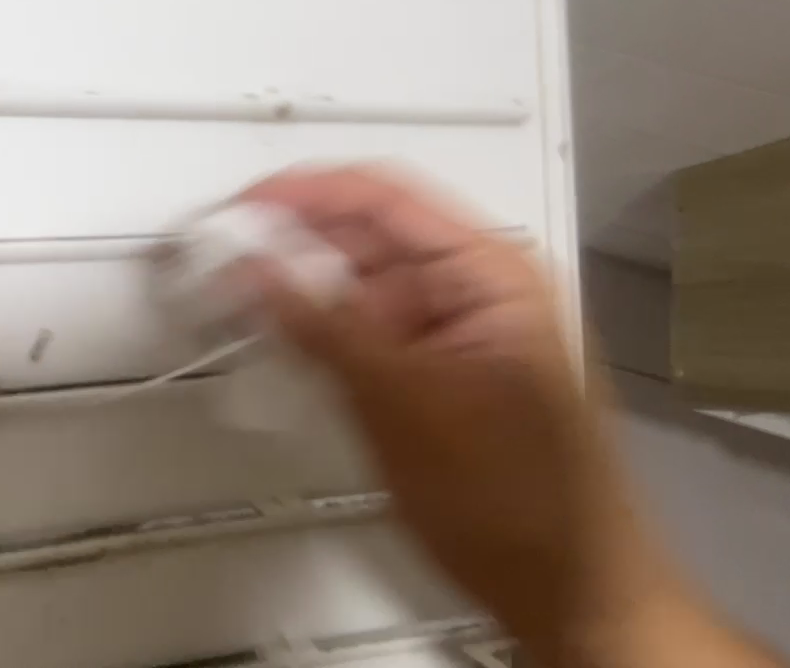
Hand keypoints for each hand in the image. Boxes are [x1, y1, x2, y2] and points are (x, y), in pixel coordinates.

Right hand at [237, 166, 783, 667]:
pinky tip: (263, 326)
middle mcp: (466, 287)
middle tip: (217, 247)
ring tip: (226, 286)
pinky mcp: (418, 361)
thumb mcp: (405, 404)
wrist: (571, 598)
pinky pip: (350, 321)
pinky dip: (305, 319)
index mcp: (489, 274)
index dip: (304, 191)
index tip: (239, 206)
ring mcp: (441, 325)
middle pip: (360, 233)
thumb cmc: (518, 503)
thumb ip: (322, 328)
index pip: (382, 198)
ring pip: (348, 277)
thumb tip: (250, 269)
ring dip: (289, 279)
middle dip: (286, 236)